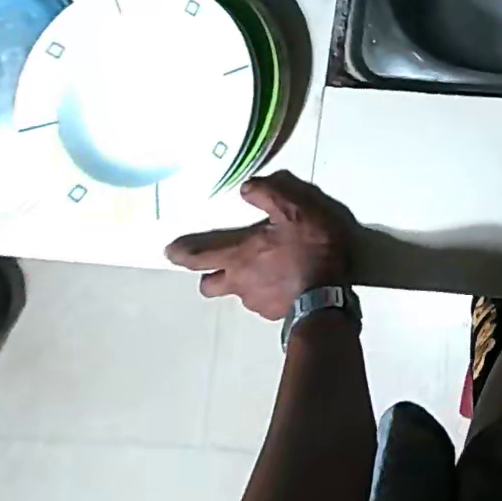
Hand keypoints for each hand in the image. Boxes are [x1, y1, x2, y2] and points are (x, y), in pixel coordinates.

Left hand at [164, 171, 355, 319]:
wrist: (330, 294)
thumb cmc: (310, 247)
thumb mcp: (295, 208)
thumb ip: (269, 193)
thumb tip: (246, 187)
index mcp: (238, 256)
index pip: (197, 257)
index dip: (182, 253)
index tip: (171, 250)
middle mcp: (240, 282)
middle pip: (209, 284)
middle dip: (208, 274)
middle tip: (220, 263)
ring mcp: (257, 302)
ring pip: (237, 293)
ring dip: (242, 282)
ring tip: (264, 270)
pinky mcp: (275, 313)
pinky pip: (263, 301)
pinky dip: (268, 291)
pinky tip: (286, 282)